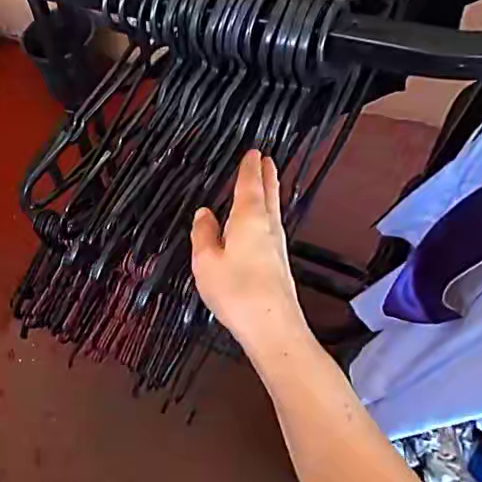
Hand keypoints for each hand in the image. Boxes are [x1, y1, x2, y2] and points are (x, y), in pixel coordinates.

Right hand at [190, 151, 308, 357]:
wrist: (272, 327)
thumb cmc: (238, 294)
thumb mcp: (206, 261)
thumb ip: (203, 234)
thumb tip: (202, 215)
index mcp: (248, 219)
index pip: (249, 185)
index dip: (249, 168)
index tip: (253, 153)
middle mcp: (267, 229)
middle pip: (268, 195)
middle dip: (266, 176)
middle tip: (267, 161)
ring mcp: (277, 247)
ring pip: (272, 212)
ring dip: (269, 194)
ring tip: (267, 185)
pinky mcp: (279, 265)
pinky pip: (272, 230)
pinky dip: (267, 218)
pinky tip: (262, 226)